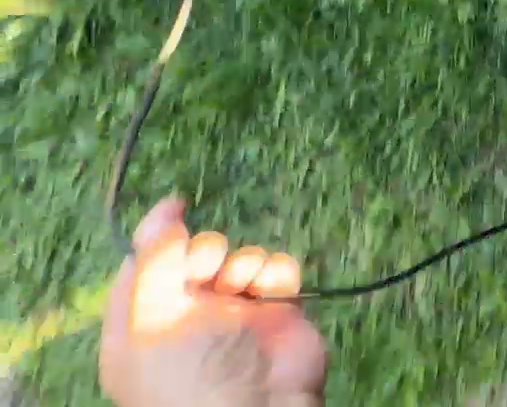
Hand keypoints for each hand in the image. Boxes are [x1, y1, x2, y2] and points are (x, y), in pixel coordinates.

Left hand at [100, 197, 326, 406]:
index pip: (144, 266)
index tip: (178, 205)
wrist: (257, 402)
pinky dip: (278, 274)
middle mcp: (186, 314)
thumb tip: (164, 207)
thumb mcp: (155, 317)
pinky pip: (279, 270)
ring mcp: (235, 310)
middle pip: (198, 256)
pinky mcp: (278, 306)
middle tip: (208, 270)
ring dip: (246, 265)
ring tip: (245, 288)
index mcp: (141, 323)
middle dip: (209, 253)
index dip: (159, 237)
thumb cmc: (189, 367)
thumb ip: (158, 261)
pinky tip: (275, 292)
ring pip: (242, 258)